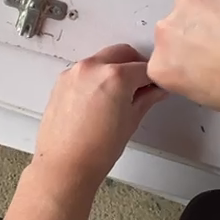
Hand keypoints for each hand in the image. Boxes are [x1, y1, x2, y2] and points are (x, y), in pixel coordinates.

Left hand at [31, 44, 166, 183]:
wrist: (65, 165)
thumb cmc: (95, 151)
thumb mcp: (131, 121)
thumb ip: (146, 99)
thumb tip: (155, 91)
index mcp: (115, 76)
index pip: (144, 67)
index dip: (154, 77)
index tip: (156, 85)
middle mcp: (93, 68)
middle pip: (123, 53)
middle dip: (135, 65)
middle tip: (142, 84)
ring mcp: (75, 72)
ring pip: (103, 58)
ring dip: (115, 68)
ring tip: (121, 93)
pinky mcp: (62, 81)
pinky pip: (85, 69)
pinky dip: (97, 75)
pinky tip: (101, 97)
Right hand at [148, 0, 219, 116]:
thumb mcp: (207, 96)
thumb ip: (189, 75)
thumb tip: (200, 63)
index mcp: (162, 66)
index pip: (166, 58)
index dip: (189, 59)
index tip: (204, 60)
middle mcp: (167, 32)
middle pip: (177, 28)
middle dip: (196, 33)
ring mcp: (187, 3)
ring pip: (195, 5)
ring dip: (211, 13)